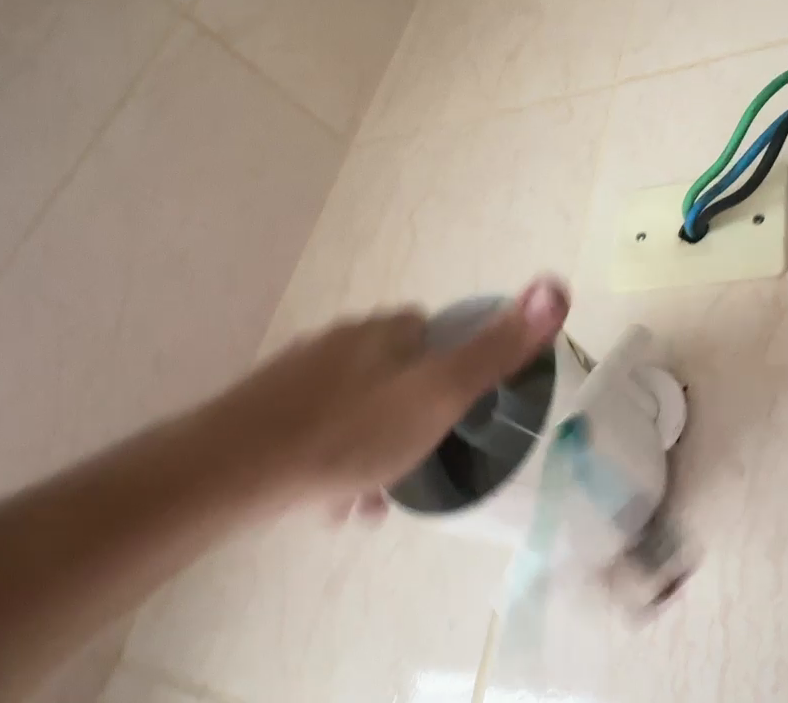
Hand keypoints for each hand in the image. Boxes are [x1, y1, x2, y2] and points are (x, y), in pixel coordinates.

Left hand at [199, 276, 569, 521]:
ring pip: (354, 408)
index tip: (450, 414)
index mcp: (385, 331)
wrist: (231, 472)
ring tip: (369, 499)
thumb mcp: (439, 395)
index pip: (431, 332)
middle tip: (411, 466)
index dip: (448, 370)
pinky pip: (316, 432)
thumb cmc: (349, 433)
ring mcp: (298, 374)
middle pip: (393, 373)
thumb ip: (496, 349)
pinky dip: (332, 462)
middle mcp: (341, 340)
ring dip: (370, 449)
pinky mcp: (266, 410)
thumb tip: (556, 285)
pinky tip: (329, 502)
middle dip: (407, 417)